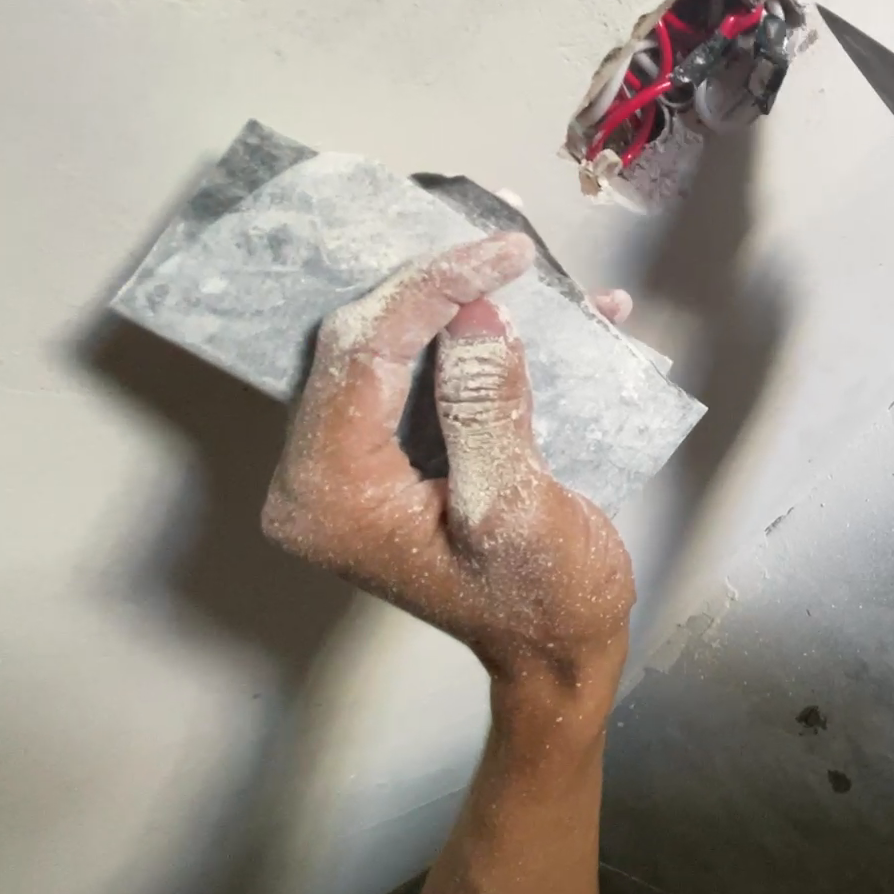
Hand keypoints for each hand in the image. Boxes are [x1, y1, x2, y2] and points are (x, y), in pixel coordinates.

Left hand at [262, 234, 634, 699]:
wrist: (564, 652)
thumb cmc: (546, 597)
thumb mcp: (517, 508)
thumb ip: (486, 411)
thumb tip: (479, 316)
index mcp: (333, 492)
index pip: (360, 357)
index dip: (430, 292)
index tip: (502, 253)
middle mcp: (328, 474)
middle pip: (366, 346)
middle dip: (439, 287)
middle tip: (507, 242)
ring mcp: (370, 467)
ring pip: (402, 355)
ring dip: (465, 307)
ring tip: (527, 264)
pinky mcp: (414, 462)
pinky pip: (438, 385)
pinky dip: (491, 350)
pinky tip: (556, 329)